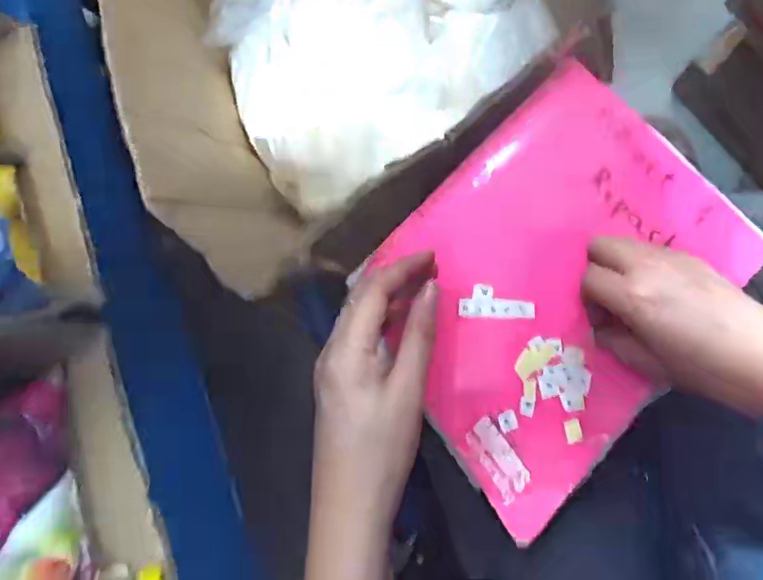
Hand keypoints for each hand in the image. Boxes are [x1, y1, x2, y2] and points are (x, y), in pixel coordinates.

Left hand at [311, 252, 438, 532]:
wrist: (348, 508)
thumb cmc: (382, 450)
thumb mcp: (408, 392)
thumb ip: (418, 336)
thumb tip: (430, 287)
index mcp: (345, 346)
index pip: (372, 289)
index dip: (402, 266)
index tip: (433, 254)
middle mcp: (330, 347)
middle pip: (360, 297)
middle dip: (393, 274)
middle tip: (430, 265)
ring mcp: (329, 364)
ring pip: (357, 314)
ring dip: (386, 295)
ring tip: (421, 286)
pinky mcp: (335, 379)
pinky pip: (357, 333)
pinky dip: (380, 318)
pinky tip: (400, 324)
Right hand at [582, 237, 762, 429]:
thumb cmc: (711, 370)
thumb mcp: (654, 366)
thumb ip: (617, 344)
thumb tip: (602, 330)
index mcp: (632, 295)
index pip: (587, 279)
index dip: (588, 301)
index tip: (605, 323)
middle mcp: (643, 266)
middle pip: (597, 245)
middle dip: (596, 269)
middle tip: (612, 298)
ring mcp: (667, 256)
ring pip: (622, 242)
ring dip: (618, 263)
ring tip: (637, 293)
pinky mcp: (688, 255)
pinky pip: (648, 250)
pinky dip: (643, 264)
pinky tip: (664, 292)